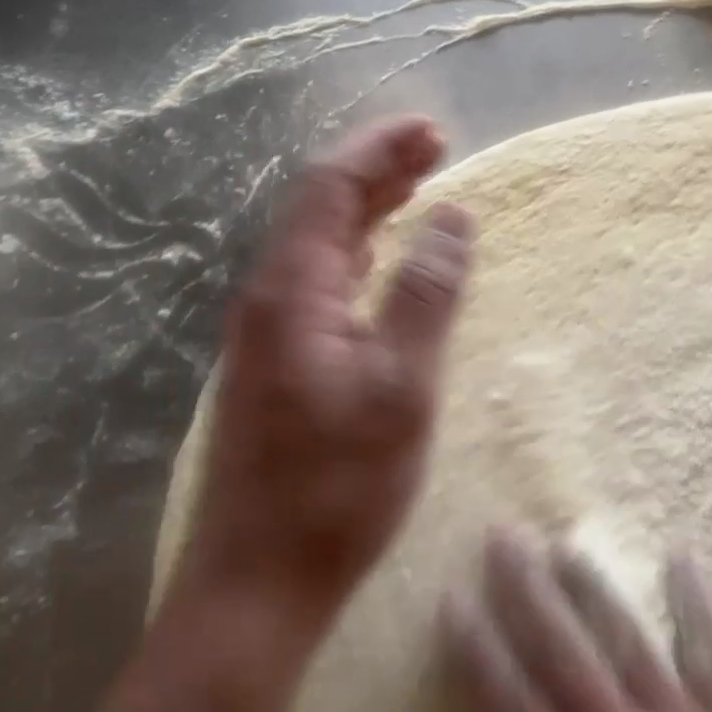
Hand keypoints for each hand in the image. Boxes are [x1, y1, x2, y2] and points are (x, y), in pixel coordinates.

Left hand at [176, 115, 475, 621]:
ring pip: (319, 244)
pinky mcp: (277, 365)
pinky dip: (359, 251)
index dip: (379, 150)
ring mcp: (268, 333)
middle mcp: (269, 300)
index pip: (329, 188)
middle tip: (436, 147)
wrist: (256, 583)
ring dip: (368, 208)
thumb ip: (427, 296)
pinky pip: (319, 281)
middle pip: (320, 208)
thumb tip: (454, 216)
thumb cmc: (336, 488)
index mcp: (292, 292)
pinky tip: (381, 260)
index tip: (433, 129)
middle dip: (377, 169)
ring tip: (418, 186)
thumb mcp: (402, 388)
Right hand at [441, 529, 711, 711]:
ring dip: (593, 591)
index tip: (452, 597)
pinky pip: (709, 653)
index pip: (512, 704)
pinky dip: (694, 604)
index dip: (478, 650)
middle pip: (565, 654)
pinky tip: (682, 556)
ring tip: (566, 543)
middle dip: (529, 594)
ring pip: (627, 641)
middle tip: (504, 537)